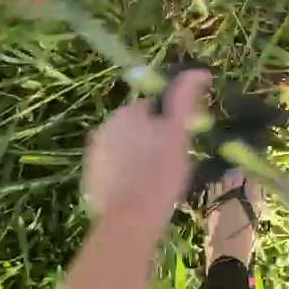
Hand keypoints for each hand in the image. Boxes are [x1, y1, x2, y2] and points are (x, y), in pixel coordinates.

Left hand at [81, 70, 210, 230]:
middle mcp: (106, 125)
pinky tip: (136, 189)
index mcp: (128, 112)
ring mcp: (95, 151)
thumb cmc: (160, 173)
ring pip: (123, 145)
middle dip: (149, 136)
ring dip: (136, 154)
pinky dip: (123, 172)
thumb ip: (184, 99)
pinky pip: (112, 166)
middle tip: (168, 161)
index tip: (178, 141)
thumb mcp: (178, 133)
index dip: (167, 122)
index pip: (152, 106)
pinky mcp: (90, 175)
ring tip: (152, 178)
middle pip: (135, 124)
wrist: (129, 217)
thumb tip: (198, 71)